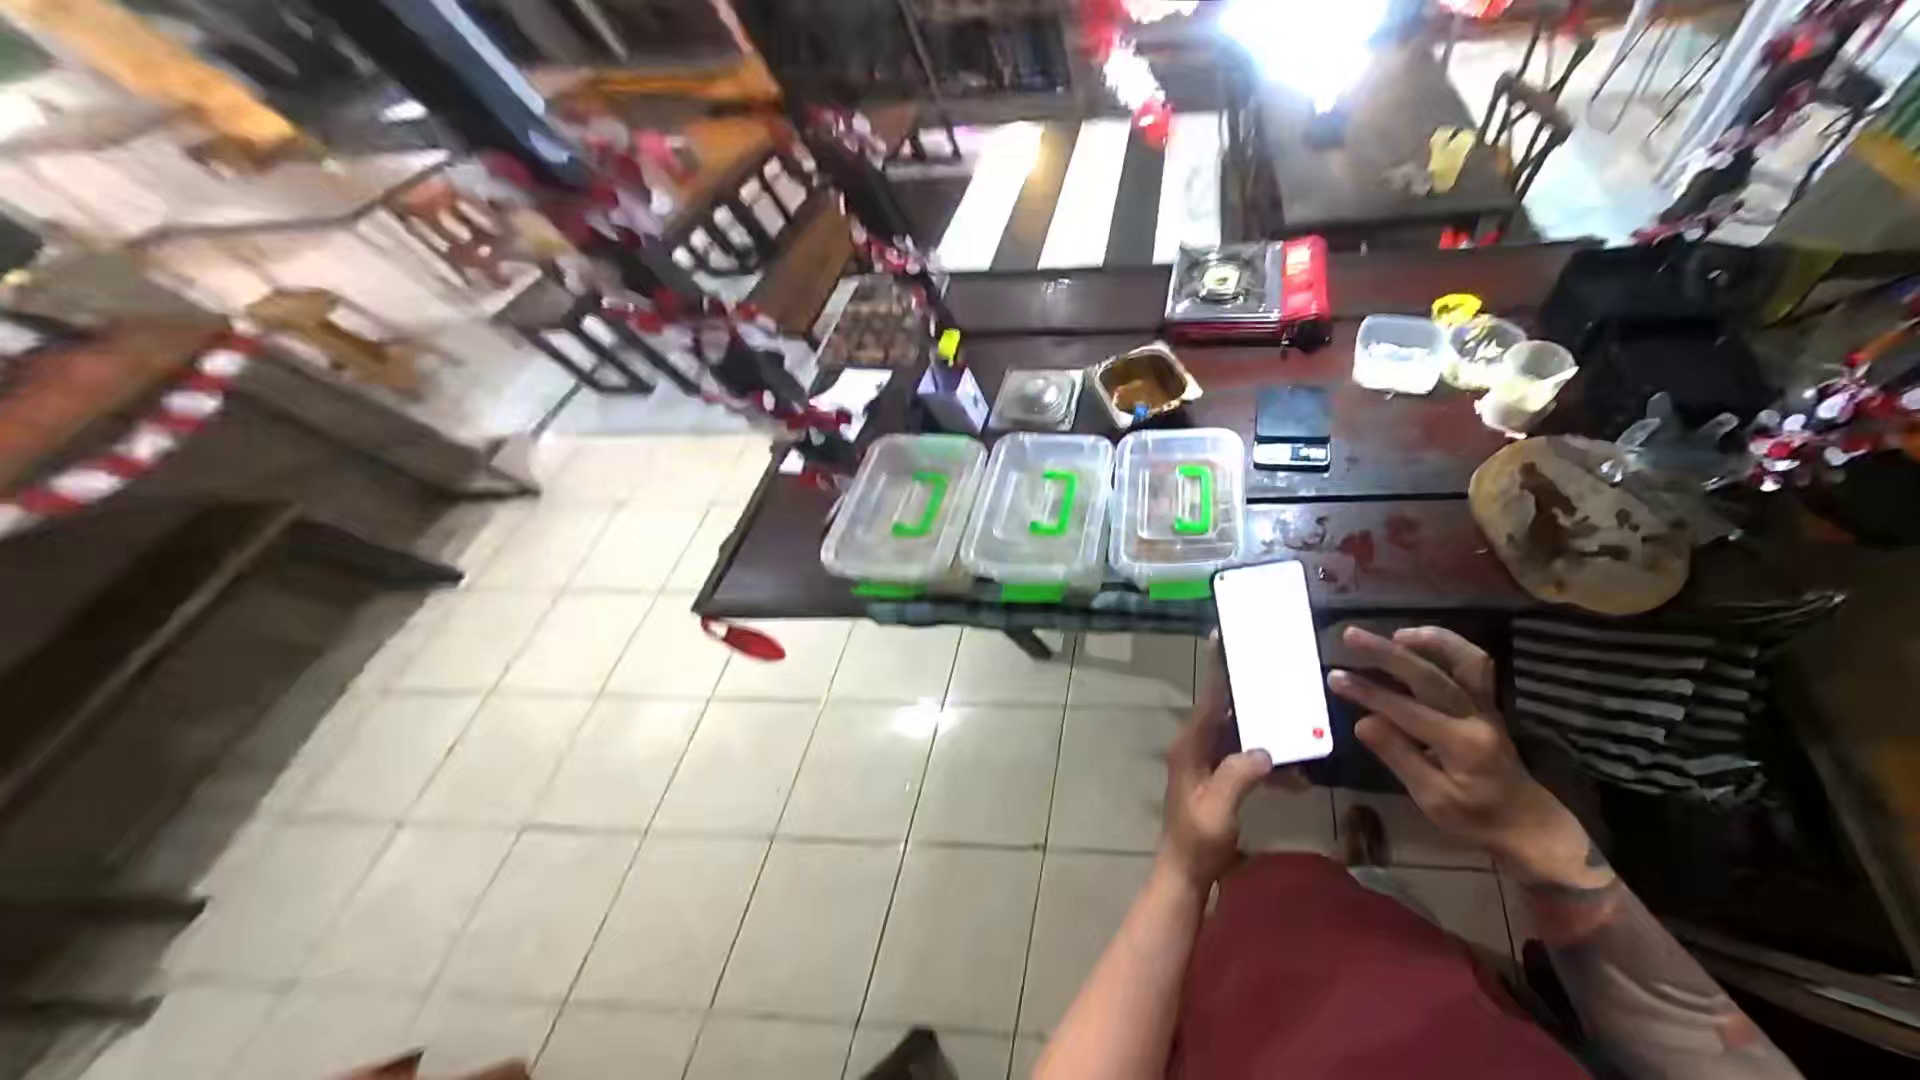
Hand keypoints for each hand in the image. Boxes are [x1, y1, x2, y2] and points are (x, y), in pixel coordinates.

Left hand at [1160, 639, 1274, 889]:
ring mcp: (1207, 760)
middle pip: (1227, 711)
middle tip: (1282, 680)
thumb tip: (1265, 750)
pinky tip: (1297, 779)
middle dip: (1255, 698)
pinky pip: (1247, 759)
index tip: (1223, 637)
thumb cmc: (1197, 839)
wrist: (1186, 870)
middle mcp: (1196, 745)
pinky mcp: (1219, 775)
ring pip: (1242, 735)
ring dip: (1270, 739)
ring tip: (1304, 739)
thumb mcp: (1218, 809)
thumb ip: (1238, 776)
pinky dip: (1270, 765)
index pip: (1208, 700)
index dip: (1218, 669)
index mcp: (1190, 745)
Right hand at [1326, 627, 1610, 888]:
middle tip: (1352, 635)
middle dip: (1388, 653)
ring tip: (1396, 634)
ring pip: (1466, 661)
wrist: (1532, 828)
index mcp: (1461, 745)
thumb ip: (1399, 757)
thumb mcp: (1432, 800)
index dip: (1368, 692)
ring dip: (1431, 641)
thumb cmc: (1477, 819)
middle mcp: (1478, 719)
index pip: (1405, 710)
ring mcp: (1487, 710)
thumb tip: (1364, 722)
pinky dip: (1448, 647)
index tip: (1335, 678)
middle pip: (1430, 675)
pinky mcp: (1488, 707)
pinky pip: (1474, 667)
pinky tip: (1421, 644)